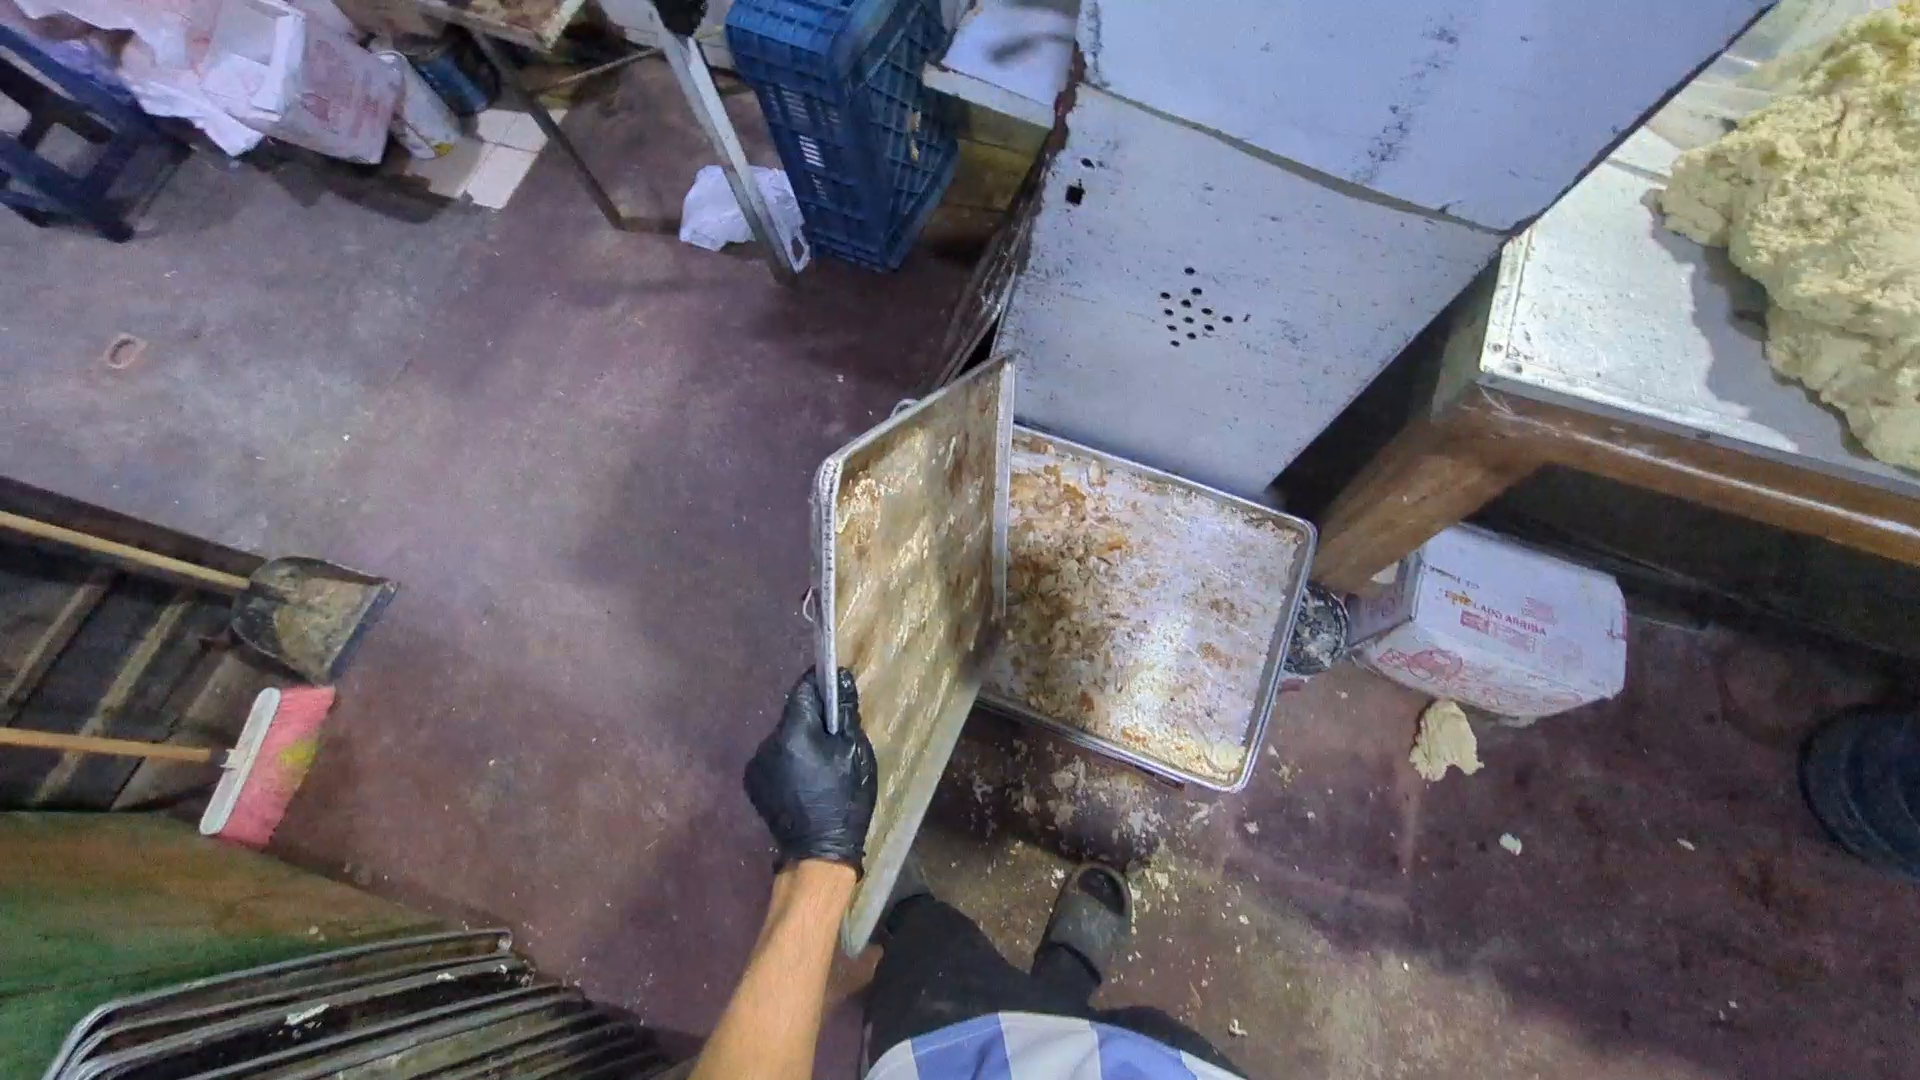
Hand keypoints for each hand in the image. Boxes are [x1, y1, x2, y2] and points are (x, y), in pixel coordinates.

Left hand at [744, 668, 877, 874]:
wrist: (819, 852)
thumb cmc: (844, 799)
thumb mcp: (854, 752)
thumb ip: (845, 712)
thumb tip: (841, 678)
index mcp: (793, 733)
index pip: (803, 690)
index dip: (820, 686)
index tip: (835, 692)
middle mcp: (767, 744)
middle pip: (792, 714)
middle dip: (813, 718)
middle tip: (836, 735)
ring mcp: (757, 765)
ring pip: (783, 736)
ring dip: (801, 739)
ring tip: (822, 760)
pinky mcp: (753, 782)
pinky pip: (775, 756)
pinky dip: (790, 758)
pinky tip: (806, 777)